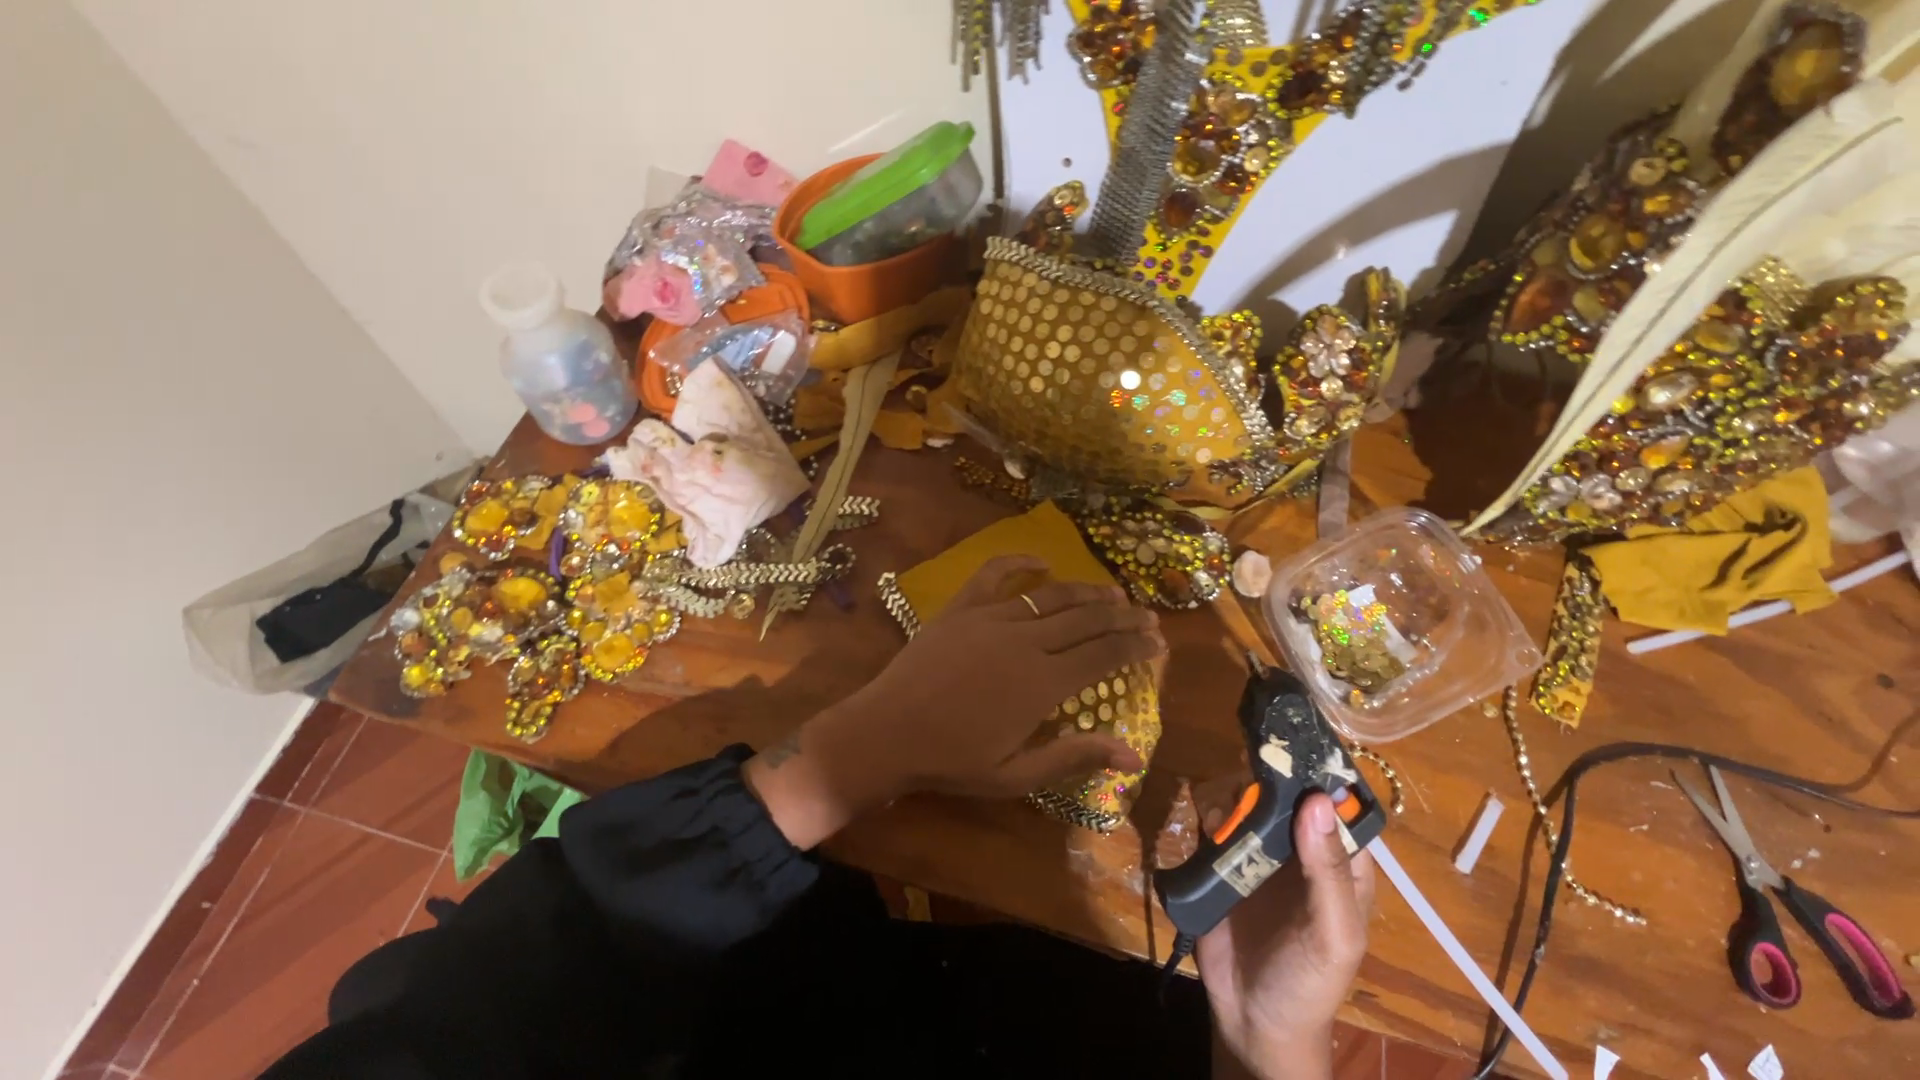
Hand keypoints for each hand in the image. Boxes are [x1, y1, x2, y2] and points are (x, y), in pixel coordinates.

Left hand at [744, 555, 1165, 847]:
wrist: (886, 732)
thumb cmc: (952, 761)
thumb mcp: (1016, 774)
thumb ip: (1074, 756)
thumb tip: (1135, 754)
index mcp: (1043, 683)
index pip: (1104, 655)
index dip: (1135, 646)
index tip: (1158, 641)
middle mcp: (1025, 642)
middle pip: (1086, 621)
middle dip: (1122, 617)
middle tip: (1148, 616)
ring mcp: (991, 619)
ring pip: (1051, 596)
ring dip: (1086, 592)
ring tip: (1113, 594)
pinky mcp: (960, 609)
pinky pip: (994, 574)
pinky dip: (1020, 563)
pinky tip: (1042, 562)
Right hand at [1198, 792, 1375, 1079]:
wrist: (1252, 1020)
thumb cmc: (1309, 982)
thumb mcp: (1333, 934)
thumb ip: (1330, 872)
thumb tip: (1317, 800)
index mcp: (1340, 862)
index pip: (1336, 803)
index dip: (1319, 773)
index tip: (1293, 744)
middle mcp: (1299, 848)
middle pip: (1284, 793)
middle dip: (1264, 780)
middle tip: (1247, 784)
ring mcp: (1258, 853)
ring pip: (1245, 801)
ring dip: (1233, 797)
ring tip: (1225, 817)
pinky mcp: (1221, 862)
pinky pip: (1214, 824)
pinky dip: (1208, 815)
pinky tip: (1207, 827)